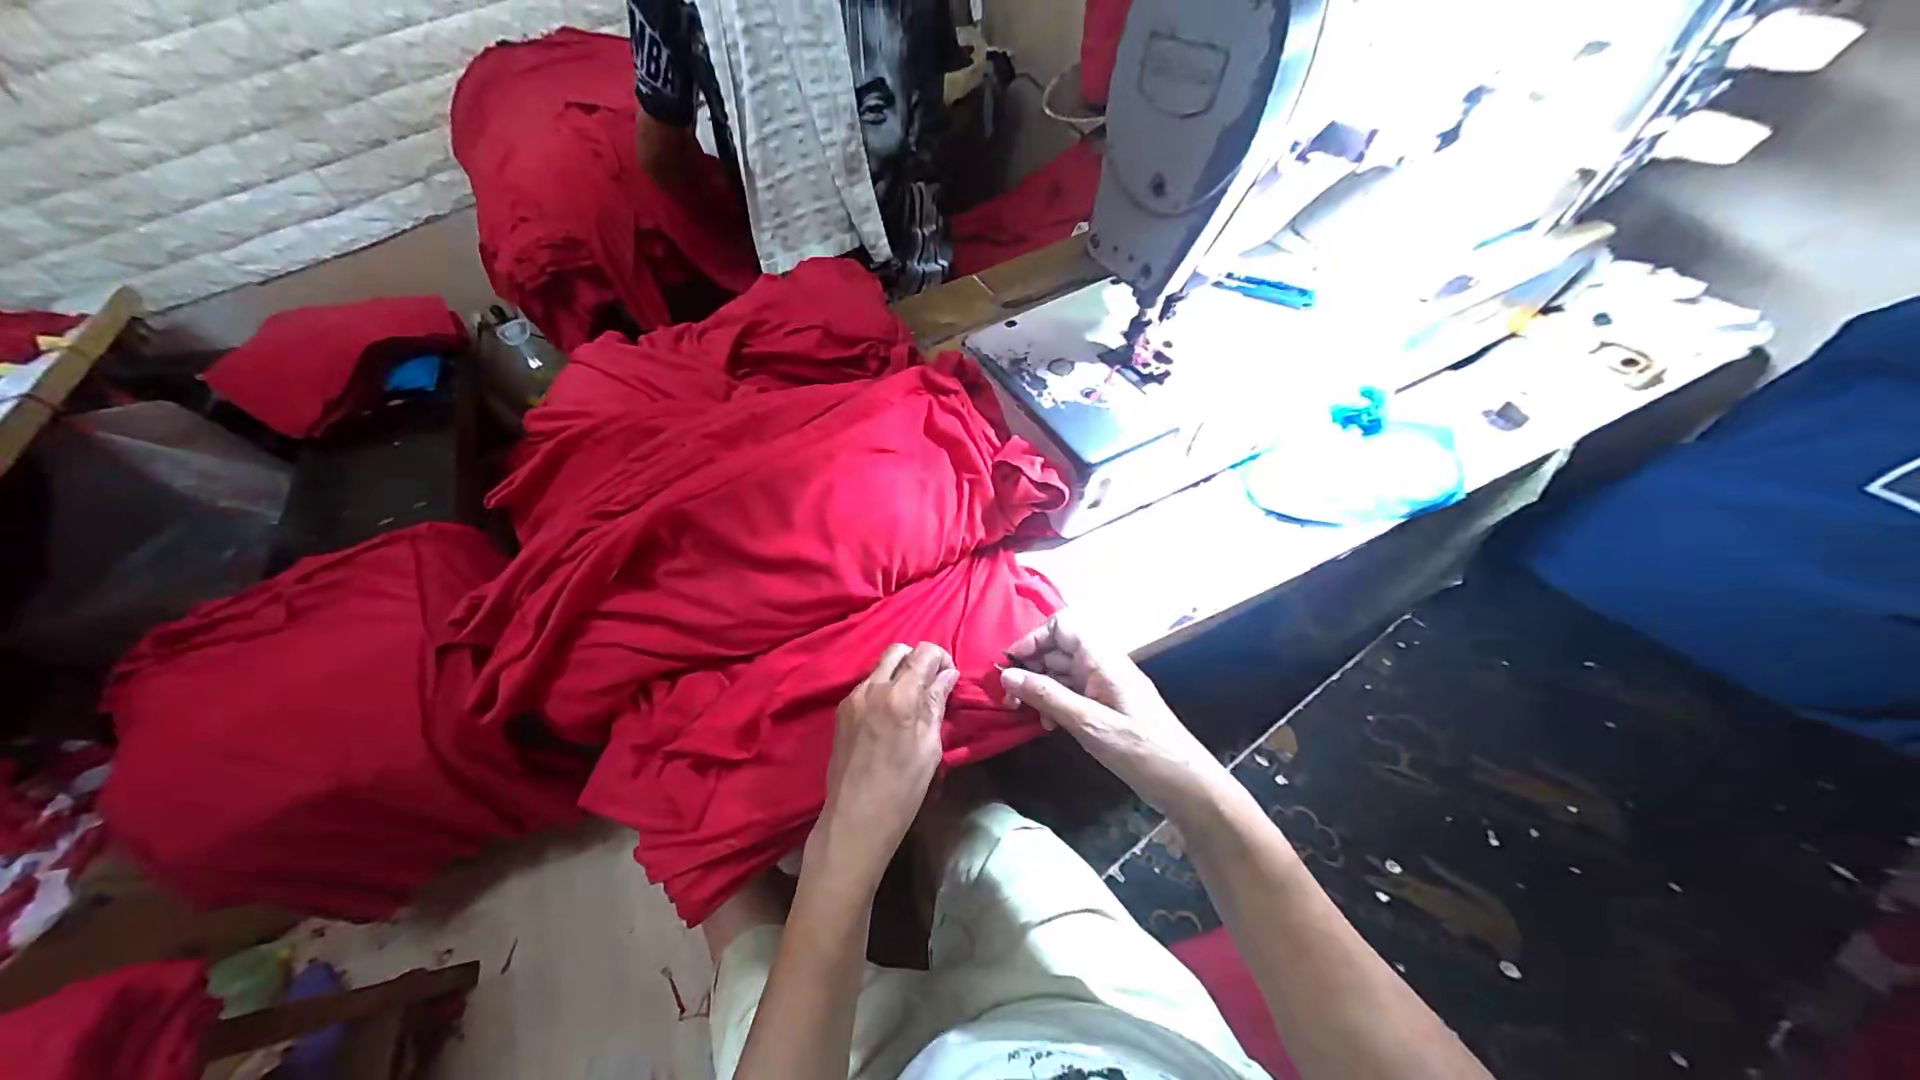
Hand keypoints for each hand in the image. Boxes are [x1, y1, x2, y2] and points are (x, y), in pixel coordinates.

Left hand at [814, 642, 957, 881]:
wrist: (854, 820)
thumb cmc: (902, 791)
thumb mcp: (930, 748)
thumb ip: (936, 705)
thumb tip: (947, 676)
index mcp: (898, 696)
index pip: (923, 653)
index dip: (941, 658)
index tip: (949, 679)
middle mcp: (871, 688)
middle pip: (898, 650)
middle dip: (919, 659)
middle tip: (932, 685)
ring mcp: (852, 698)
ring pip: (880, 666)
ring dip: (900, 673)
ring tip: (913, 701)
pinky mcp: (841, 711)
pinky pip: (867, 685)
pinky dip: (883, 688)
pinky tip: (891, 715)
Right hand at [1001, 613, 1231, 822]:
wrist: (1184, 782)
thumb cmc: (1140, 749)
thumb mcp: (1088, 723)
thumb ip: (1047, 696)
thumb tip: (1008, 676)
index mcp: (1103, 659)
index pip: (1063, 626)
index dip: (1034, 639)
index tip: (1010, 665)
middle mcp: (1104, 665)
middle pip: (1059, 649)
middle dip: (1031, 666)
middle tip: (1009, 696)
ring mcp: (1106, 685)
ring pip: (1063, 672)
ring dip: (1040, 687)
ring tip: (1023, 712)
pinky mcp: (1108, 706)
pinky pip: (1073, 692)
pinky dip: (1056, 703)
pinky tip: (1048, 725)